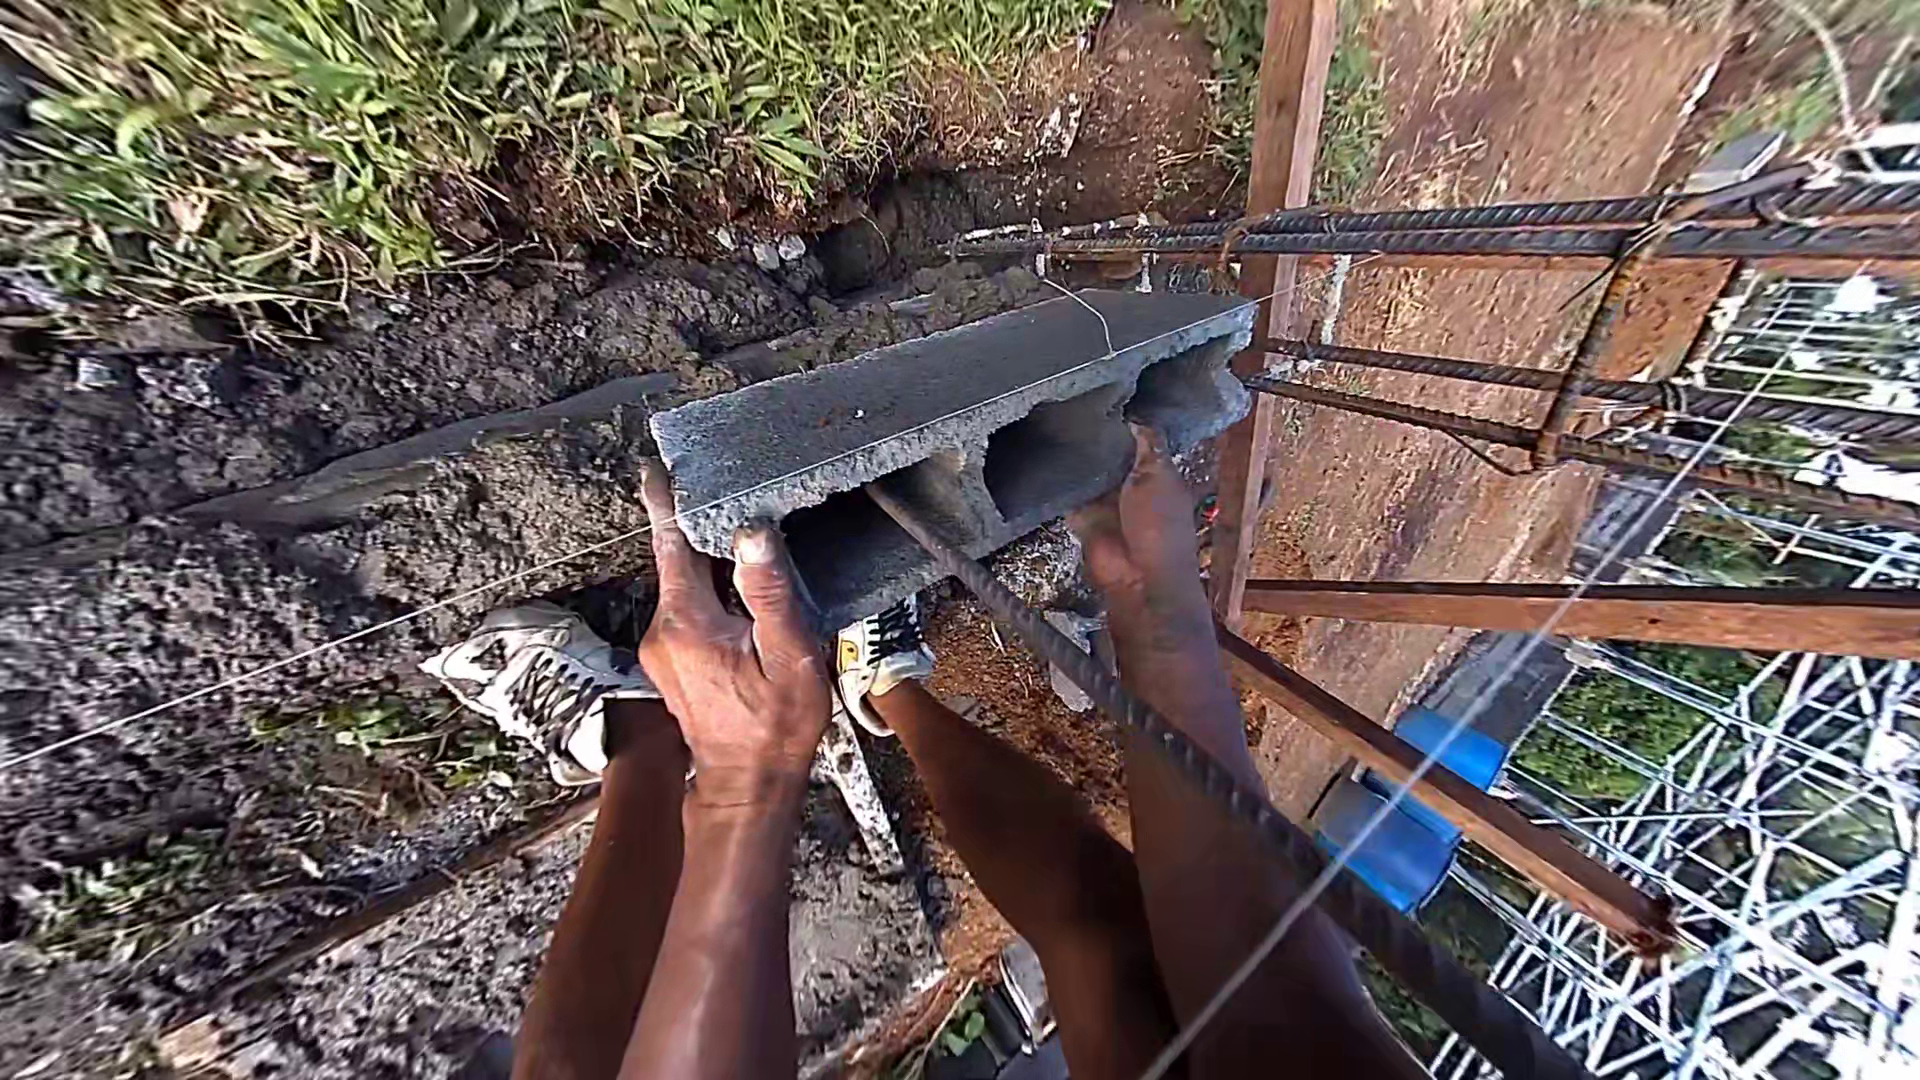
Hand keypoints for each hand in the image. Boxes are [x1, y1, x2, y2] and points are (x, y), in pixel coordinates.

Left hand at [637, 460, 830, 804]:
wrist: (748, 782)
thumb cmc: (776, 723)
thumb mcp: (787, 655)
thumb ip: (769, 593)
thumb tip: (753, 534)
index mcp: (687, 622)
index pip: (671, 546)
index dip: (665, 503)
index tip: (656, 468)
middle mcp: (662, 631)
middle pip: (675, 561)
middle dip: (691, 524)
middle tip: (713, 485)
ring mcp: (662, 649)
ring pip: (681, 585)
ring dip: (700, 556)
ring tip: (728, 526)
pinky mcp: (671, 661)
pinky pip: (685, 608)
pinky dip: (703, 585)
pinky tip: (729, 581)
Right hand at [1069, 423, 1211, 635]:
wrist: (1138, 575)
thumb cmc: (1159, 524)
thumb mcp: (1160, 477)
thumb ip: (1148, 447)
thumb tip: (1134, 419)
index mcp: (1156, 476)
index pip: (1137, 445)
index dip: (1123, 427)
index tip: (1102, 402)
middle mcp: (1130, 488)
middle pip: (1109, 459)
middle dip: (1096, 443)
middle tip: (1072, 414)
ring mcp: (1105, 505)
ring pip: (1088, 476)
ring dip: (1077, 463)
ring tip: (1055, 432)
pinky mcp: (1082, 519)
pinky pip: (1068, 497)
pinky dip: (1060, 486)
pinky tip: (1046, 462)